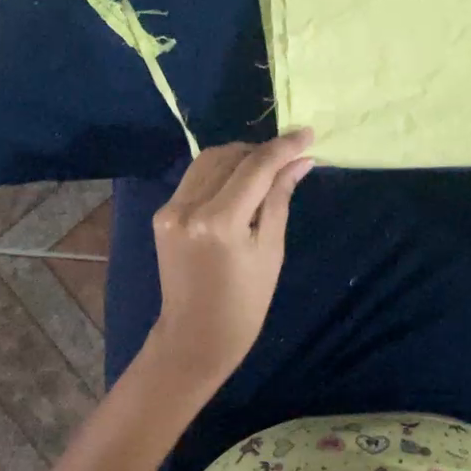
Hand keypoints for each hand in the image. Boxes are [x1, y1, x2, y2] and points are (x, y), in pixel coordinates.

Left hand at [149, 130, 315, 379]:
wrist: (195, 336)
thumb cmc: (245, 303)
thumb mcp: (271, 250)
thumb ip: (280, 198)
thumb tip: (300, 161)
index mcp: (219, 222)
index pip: (255, 167)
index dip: (284, 147)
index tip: (307, 134)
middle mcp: (188, 208)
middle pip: (230, 157)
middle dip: (261, 151)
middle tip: (290, 156)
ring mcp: (170, 209)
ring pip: (208, 161)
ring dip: (239, 157)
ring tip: (267, 167)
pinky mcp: (163, 214)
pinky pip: (195, 179)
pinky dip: (220, 173)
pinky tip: (240, 184)